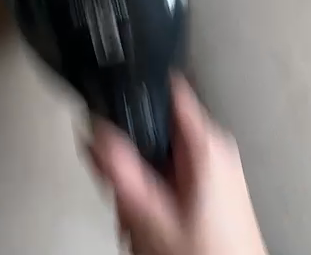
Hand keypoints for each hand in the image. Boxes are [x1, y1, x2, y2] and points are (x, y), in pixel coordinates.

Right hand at [87, 78, 269, 254]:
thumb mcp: (154, 215)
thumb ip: (121, 171)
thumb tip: (96, 131)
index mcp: (207, 142)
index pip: (166, 86)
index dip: (136, 86)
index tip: (111, 95)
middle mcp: (213, 148)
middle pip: (154, 129)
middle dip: (129, 159)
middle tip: (119, 188)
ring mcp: (213, 169)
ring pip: (157, 156)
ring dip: (138, 185)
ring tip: (135, 219)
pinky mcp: (210, 189)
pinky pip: (169, 177)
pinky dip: (153, 197)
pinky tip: (148, 224)